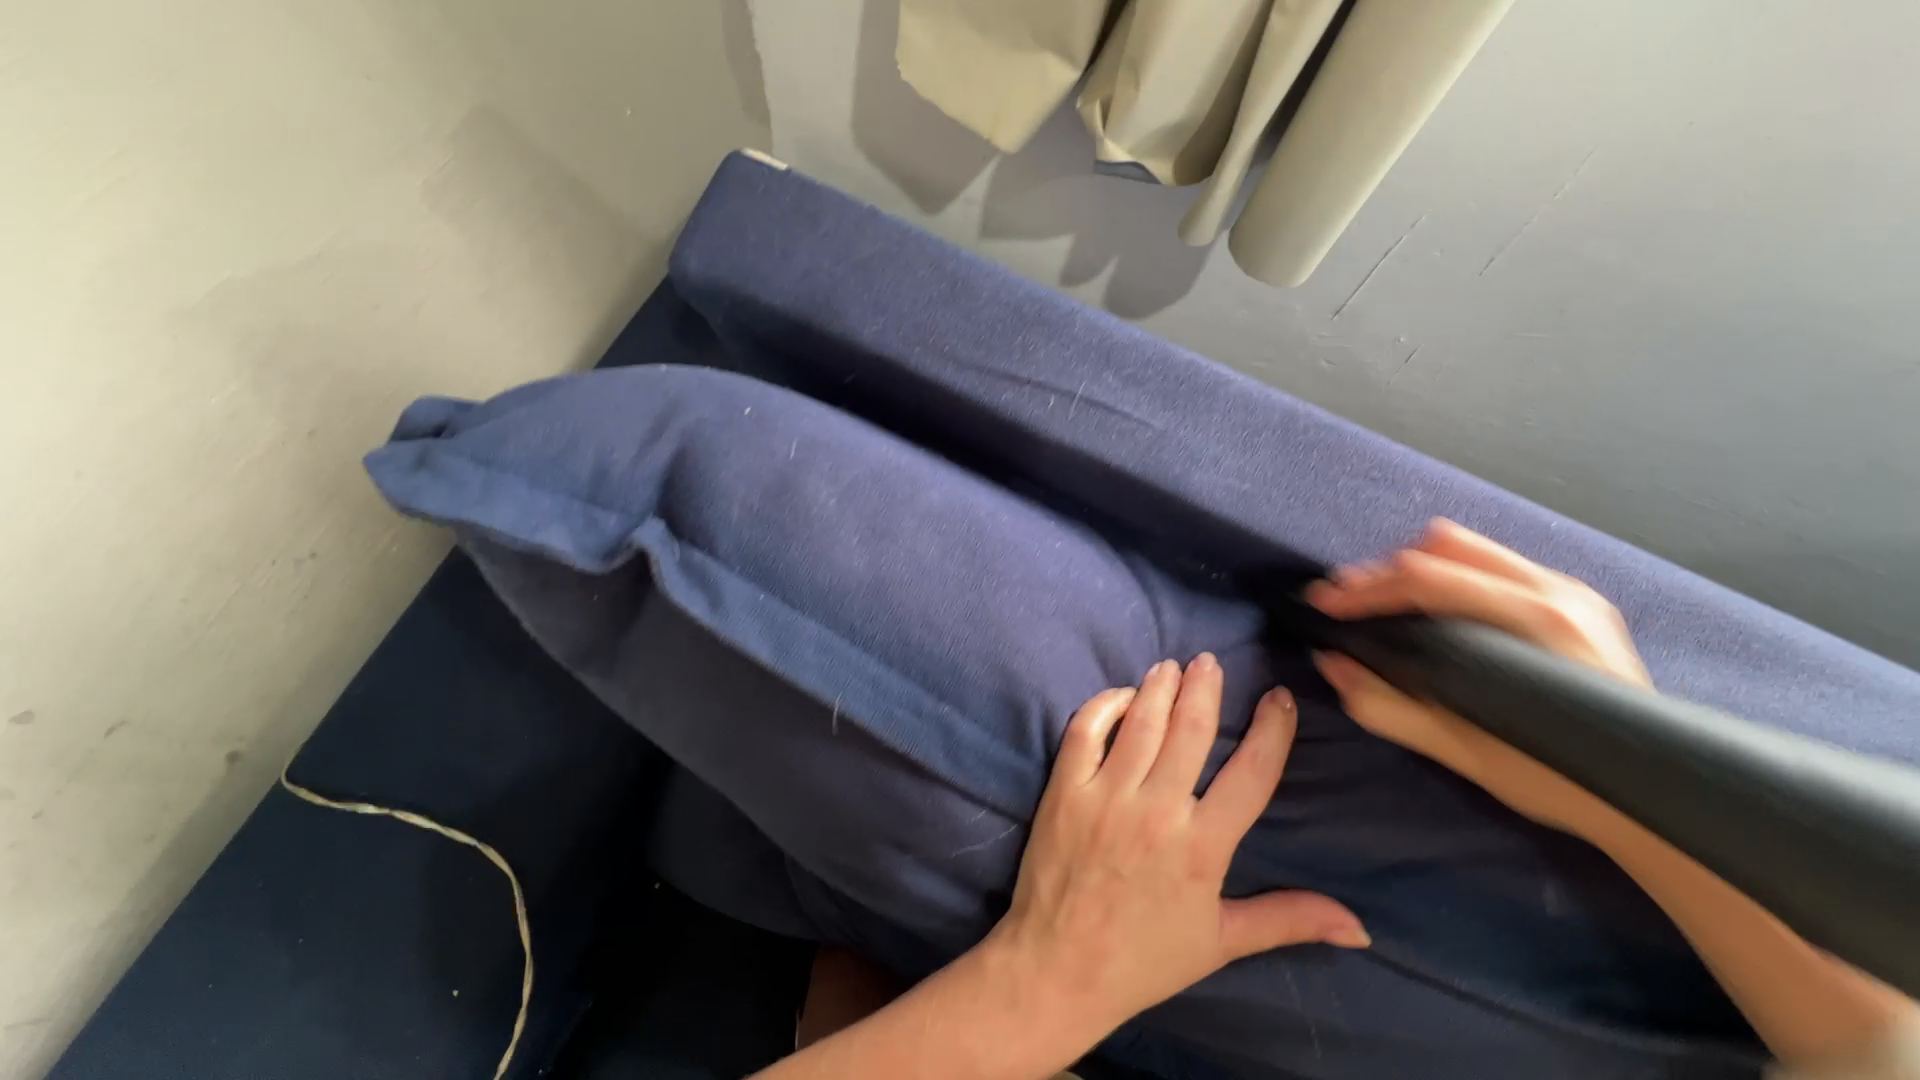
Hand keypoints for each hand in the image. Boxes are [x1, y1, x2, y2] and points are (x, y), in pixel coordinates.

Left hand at [985, 655, 1369, 1043]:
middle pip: (1190, 731)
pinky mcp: (1064, 792)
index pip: (1252, 773)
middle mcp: (1157, 812)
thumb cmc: (1144, 958)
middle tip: (1209, 661)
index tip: (1279, 698)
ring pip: (1140, 723)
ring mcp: (1106, 797)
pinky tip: (1120, 697)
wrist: (1059, 969)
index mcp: (1204, 847)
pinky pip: (1084, 732)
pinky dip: (1104, 706)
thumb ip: (1289, 919)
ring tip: (1171, 665)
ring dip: (1158, 687)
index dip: (1271, 730)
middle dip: (1204, 689)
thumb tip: (1360, 928)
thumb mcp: (1222, 942)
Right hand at [1305, 518, 1646, 836]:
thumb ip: (1387, 706)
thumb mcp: (1461, 752)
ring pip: (1468, 546)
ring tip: (1382, 601)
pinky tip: (1432, 607)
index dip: (1364, 589)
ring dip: (1414, 567)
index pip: (1426, 578)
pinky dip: (1448, 573)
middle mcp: (1555, 589)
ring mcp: (1570, 588)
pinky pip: (1493, 561)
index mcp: (1534, 621)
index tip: (1322, 604)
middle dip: (1382, 571)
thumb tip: (1331, 662)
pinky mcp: (1576, 596)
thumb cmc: (1556, 777)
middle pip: (1442, 545)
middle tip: (1345, 603)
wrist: (1652, 794)